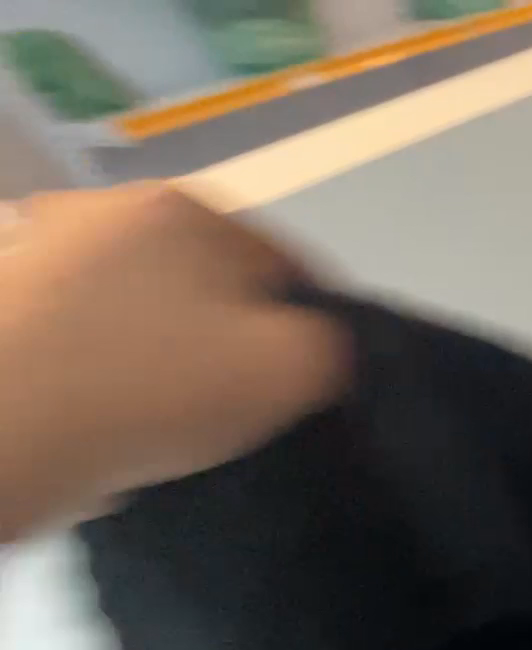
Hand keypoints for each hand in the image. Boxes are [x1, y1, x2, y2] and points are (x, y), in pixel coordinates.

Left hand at [0, 183, 345, 536]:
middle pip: (222, 284)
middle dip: (243, 333)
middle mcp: (106, 206)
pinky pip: (101, 328)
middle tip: (249, 393)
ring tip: (181, 403)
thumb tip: (312, 336)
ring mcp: (38, 246)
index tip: (309, 380)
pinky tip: (124, 402)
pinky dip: (123, 362)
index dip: (318, 330)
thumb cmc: (162, 385)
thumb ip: (340, 338)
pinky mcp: (3, 297)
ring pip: (161, 307)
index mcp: (187, 209)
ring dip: (182, 348)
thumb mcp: (307, 364)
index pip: (297, 271)